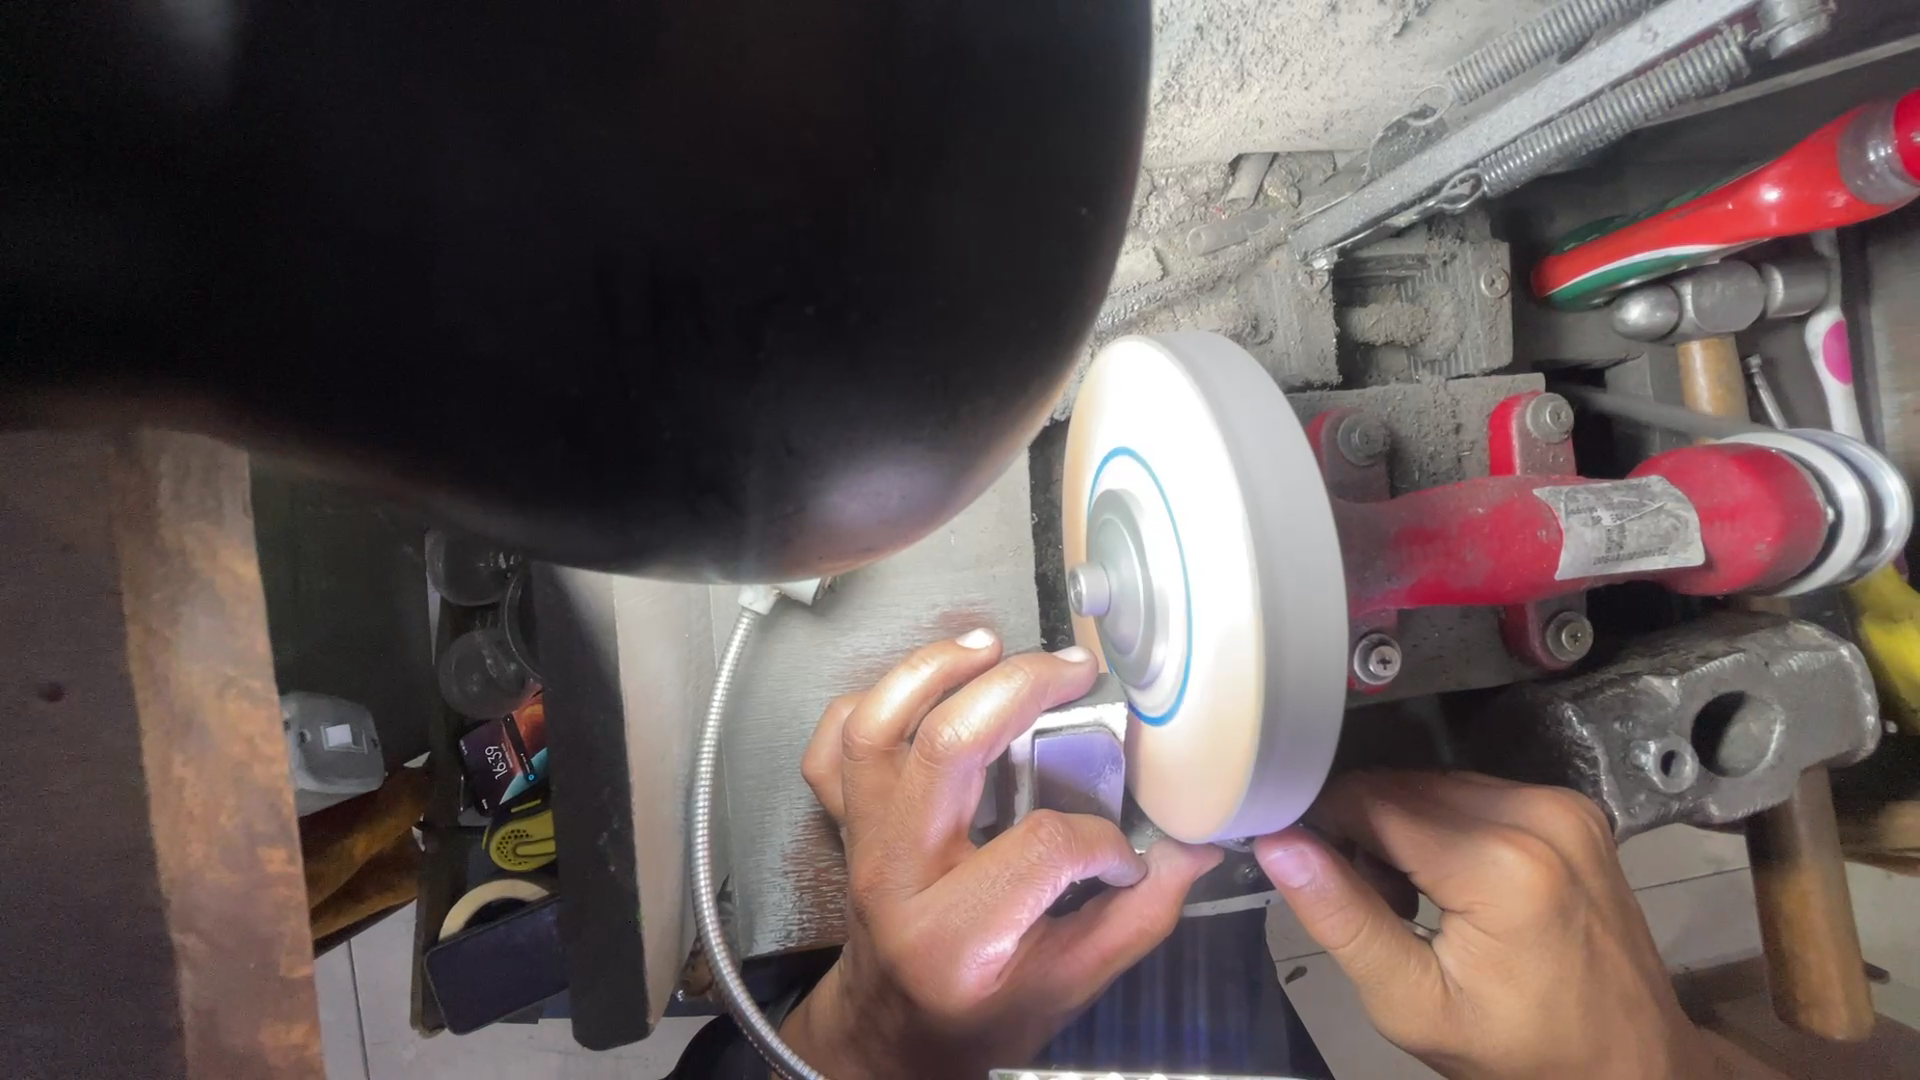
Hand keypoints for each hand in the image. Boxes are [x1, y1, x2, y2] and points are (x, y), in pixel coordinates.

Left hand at [781, 630, 1221, 1079]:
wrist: (890, 1033)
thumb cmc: (980, 1016)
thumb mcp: (1067, 987)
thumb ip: (1136, 918)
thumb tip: (1195, 848)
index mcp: (957, 936)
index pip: (1039, 848)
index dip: (1099, 839)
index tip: (1124, 850)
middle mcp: (897, 874)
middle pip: (948, 749)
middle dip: (1018, 689)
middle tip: (1072, 668)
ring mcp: (862, 840)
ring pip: (875, 730)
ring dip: (931, 671)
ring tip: (988, 644)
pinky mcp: (845, 820)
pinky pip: (832, 745)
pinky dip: (869, 702)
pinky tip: (920, 689)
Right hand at [1256, 771, 1712, 1079]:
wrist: (1637, 1071)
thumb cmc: (1519, 1052)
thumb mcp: (1411, 1006)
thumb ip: (1340, 919)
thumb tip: (1276, 842)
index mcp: (1500, 864)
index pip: (1361, 800)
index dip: (1322, 829)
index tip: (1319, 876)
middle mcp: (1533, 812)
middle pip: (1391, 788)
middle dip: (1359, 833)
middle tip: (1374, 902)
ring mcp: (1556, 804)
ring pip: (1419, 784)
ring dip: (1393, 826)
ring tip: (1410, 896)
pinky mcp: (1564, 805)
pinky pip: (1458, 790)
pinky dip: (1433, 823)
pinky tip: (1446, 875)